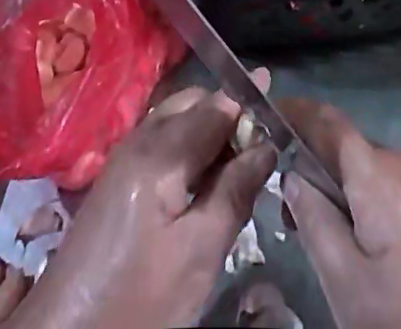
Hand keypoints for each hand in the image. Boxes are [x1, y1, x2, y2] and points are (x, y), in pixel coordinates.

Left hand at [14, 85, 277, 328]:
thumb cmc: (138, 297)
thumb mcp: (200, 251)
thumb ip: (237, 190)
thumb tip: (269, 145)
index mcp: (160, 152)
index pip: (218, 105)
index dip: (252, 104)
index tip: (281, 113)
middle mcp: (139, 139)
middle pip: (196, 103)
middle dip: (232, 114)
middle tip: (262, 149)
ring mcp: (124, 156)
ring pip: (180, 118)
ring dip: (212, 129)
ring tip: (240, 165)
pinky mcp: (119, 177)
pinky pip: (165, 139)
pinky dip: (192, 145)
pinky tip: (207, 179)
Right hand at [277, 99, 400, 328]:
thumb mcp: (349, 285)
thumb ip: (316, 223)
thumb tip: (293, 176)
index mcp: (381, 176)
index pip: (331, 124)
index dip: (298, 111)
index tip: (269, 112)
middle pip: (351, 149)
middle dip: (316, 167)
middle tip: (289, 211)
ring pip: (374, 169)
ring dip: (345, 187)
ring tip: (328, 236)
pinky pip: (399, 185)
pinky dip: (373, 199)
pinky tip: (370, 242)